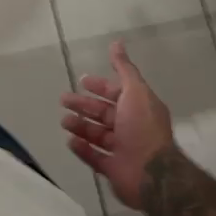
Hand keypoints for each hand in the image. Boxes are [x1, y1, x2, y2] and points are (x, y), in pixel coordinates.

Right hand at [59, 41, 174, 209]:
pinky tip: (69, 141)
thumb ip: (124, 68)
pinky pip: (95, 157)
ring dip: (80, 126)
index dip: (100, 86)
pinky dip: (82, 148)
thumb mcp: (136, 91)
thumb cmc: (143, 128)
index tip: (81, 81)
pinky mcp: (114, 169)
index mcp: (139, 108)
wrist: (152, 173)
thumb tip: (117, 42)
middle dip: (84, 105)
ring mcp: (123, 150)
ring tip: (64, 121)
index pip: (117, 93)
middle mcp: (131, 127)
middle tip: (63, 100)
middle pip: (104, 113)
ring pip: (97, 134)